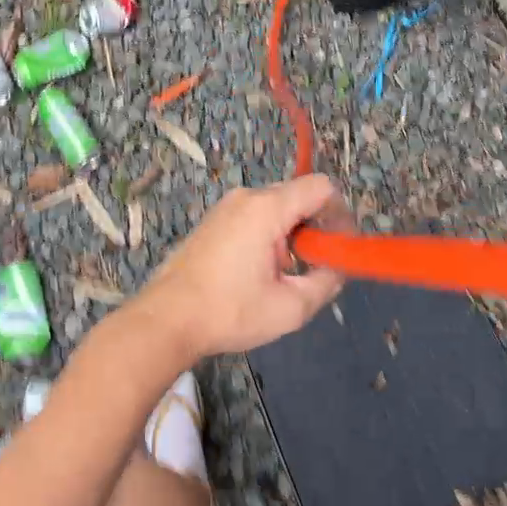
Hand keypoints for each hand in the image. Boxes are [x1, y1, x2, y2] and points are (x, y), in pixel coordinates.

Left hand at [132, 174, 350, 360]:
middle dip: (315, 228)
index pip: (320, 187)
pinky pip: (253, 216)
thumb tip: (337, 269)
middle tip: (314, 267)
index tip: (339, 248)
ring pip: (276, 207)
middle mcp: (246, 197)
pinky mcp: (213, 221)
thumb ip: (325, 283)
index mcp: (267, 208)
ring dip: (291, 235)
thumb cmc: (229, 312)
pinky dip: (268, 236)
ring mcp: (225, 206)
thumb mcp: (290, 308)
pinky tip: (258, 273)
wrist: (167, 318)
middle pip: (298, 196)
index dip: (339, 214)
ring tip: (282, 276)